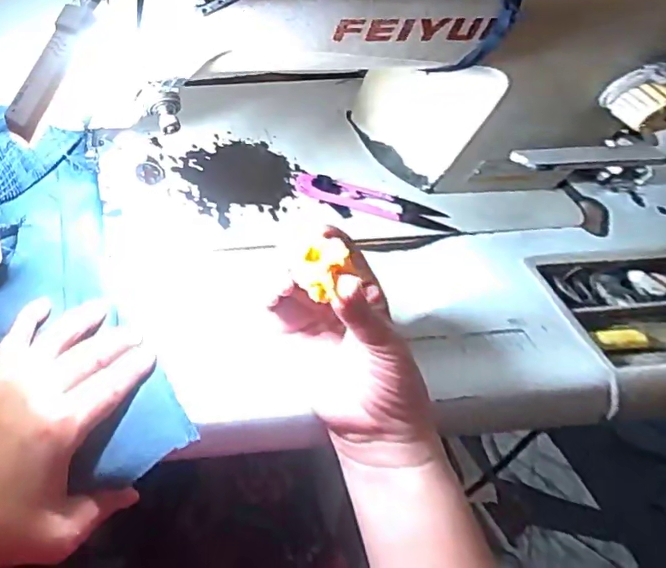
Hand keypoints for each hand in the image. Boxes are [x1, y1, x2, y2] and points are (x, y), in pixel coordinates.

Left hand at [0, 298, 156, 567]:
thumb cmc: (3, 528)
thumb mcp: (60, 530)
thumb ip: (100, 504)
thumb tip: (133, 488)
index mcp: (60, 426)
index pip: (107, 388)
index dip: (132, 368)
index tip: (151, 350)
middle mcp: (37, 389)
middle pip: (85, 356)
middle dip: (115, 341)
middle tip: (137, 330)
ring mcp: (9, 375)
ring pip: (53, 337)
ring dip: (80, 319)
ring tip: (102, 307)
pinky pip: (13, 336)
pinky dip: (30, 316)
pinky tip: (44, 304)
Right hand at [270, 226, 440, 469]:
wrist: (376, 433)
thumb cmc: (394, 389)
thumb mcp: (387, 350)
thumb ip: (363, 316)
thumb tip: (346, 283)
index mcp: (364, 295)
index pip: (346, 258)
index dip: (333, 241)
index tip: (323, 232)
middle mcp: (333, 299)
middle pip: (312, 263)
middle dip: (302, 253)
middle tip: (299, 252)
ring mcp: (309, 314)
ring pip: (289, 278)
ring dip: (285, 271)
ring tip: (289, 279)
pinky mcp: (289, 331)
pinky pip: (274, 304)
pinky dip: (270, 292)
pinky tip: (276, 293)